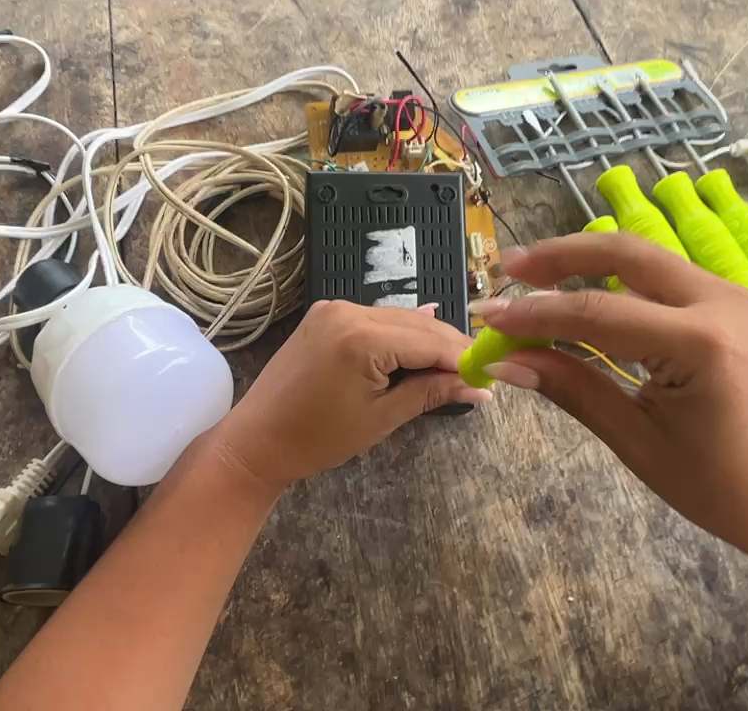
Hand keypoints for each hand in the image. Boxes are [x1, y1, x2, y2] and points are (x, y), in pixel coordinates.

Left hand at [208, 300, 487, 491]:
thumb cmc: (317, 439)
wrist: (256, 440)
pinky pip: (375, 318)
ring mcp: (334, 308)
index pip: (430, 341)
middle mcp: (348, 310)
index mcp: (362, 337)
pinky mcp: (325, 314)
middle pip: (417, 324)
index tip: (491, 372)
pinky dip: (400, 333)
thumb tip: (480, 388)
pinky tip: (424, 341)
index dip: (463, 357)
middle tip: (480, 370)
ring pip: (398, 318)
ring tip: (456, 364)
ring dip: (426, 339)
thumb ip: (431, 393)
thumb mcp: (381, 418)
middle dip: (449, 347)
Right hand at [471, 233, 747, 569]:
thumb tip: (505, 362)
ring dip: (586, 260)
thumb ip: (572, 389)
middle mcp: (721, 301)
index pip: (597, 313)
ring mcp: (731, 296)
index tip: (488, 318)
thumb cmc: (729, 489)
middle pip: (623, 254)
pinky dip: (617, 279)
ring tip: (534, 276)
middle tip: (508, 268)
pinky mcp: (731, 304)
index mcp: (702, 342)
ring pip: (644, 258)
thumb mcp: (640, 443)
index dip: (535, 314)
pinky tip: (584, 293)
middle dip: (560, 255)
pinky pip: (663, 278)